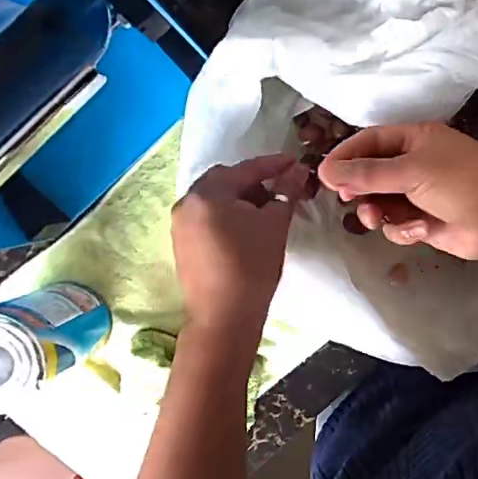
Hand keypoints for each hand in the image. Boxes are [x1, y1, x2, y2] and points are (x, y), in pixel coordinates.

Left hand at [173, 154, 309, 334]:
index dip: (273, 165)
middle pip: (224, 180)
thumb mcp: (275, 225)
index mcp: (208, 193)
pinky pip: (206, 218)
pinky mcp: (181, 244)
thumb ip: (286, 191)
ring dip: (239, 199)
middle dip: (253, 182)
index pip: (245, 169)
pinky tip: (245, 230)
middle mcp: (187, 202)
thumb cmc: (252, 266)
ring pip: (214, 200)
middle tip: (280, 191)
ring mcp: (180, 224)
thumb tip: (297, 170)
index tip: (294, 162)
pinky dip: (226, 215)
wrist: (224, 316)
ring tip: (264, 213)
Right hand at [318, 123, 477, 260]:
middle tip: (347, 200)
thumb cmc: (461, 184)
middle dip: (359, 188)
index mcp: (416, 139)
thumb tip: (326, 171)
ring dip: (376, 212)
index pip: (370, 141)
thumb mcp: (412, 172)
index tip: (324, 174)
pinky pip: (397, 224)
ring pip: (381, 202)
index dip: (346, 156)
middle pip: (371, 174)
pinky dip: (401, 229)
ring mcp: (420, 194)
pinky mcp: (424, 222)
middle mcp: (415, 164)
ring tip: (376, 219)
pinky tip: (418, 231)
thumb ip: (367, 174)